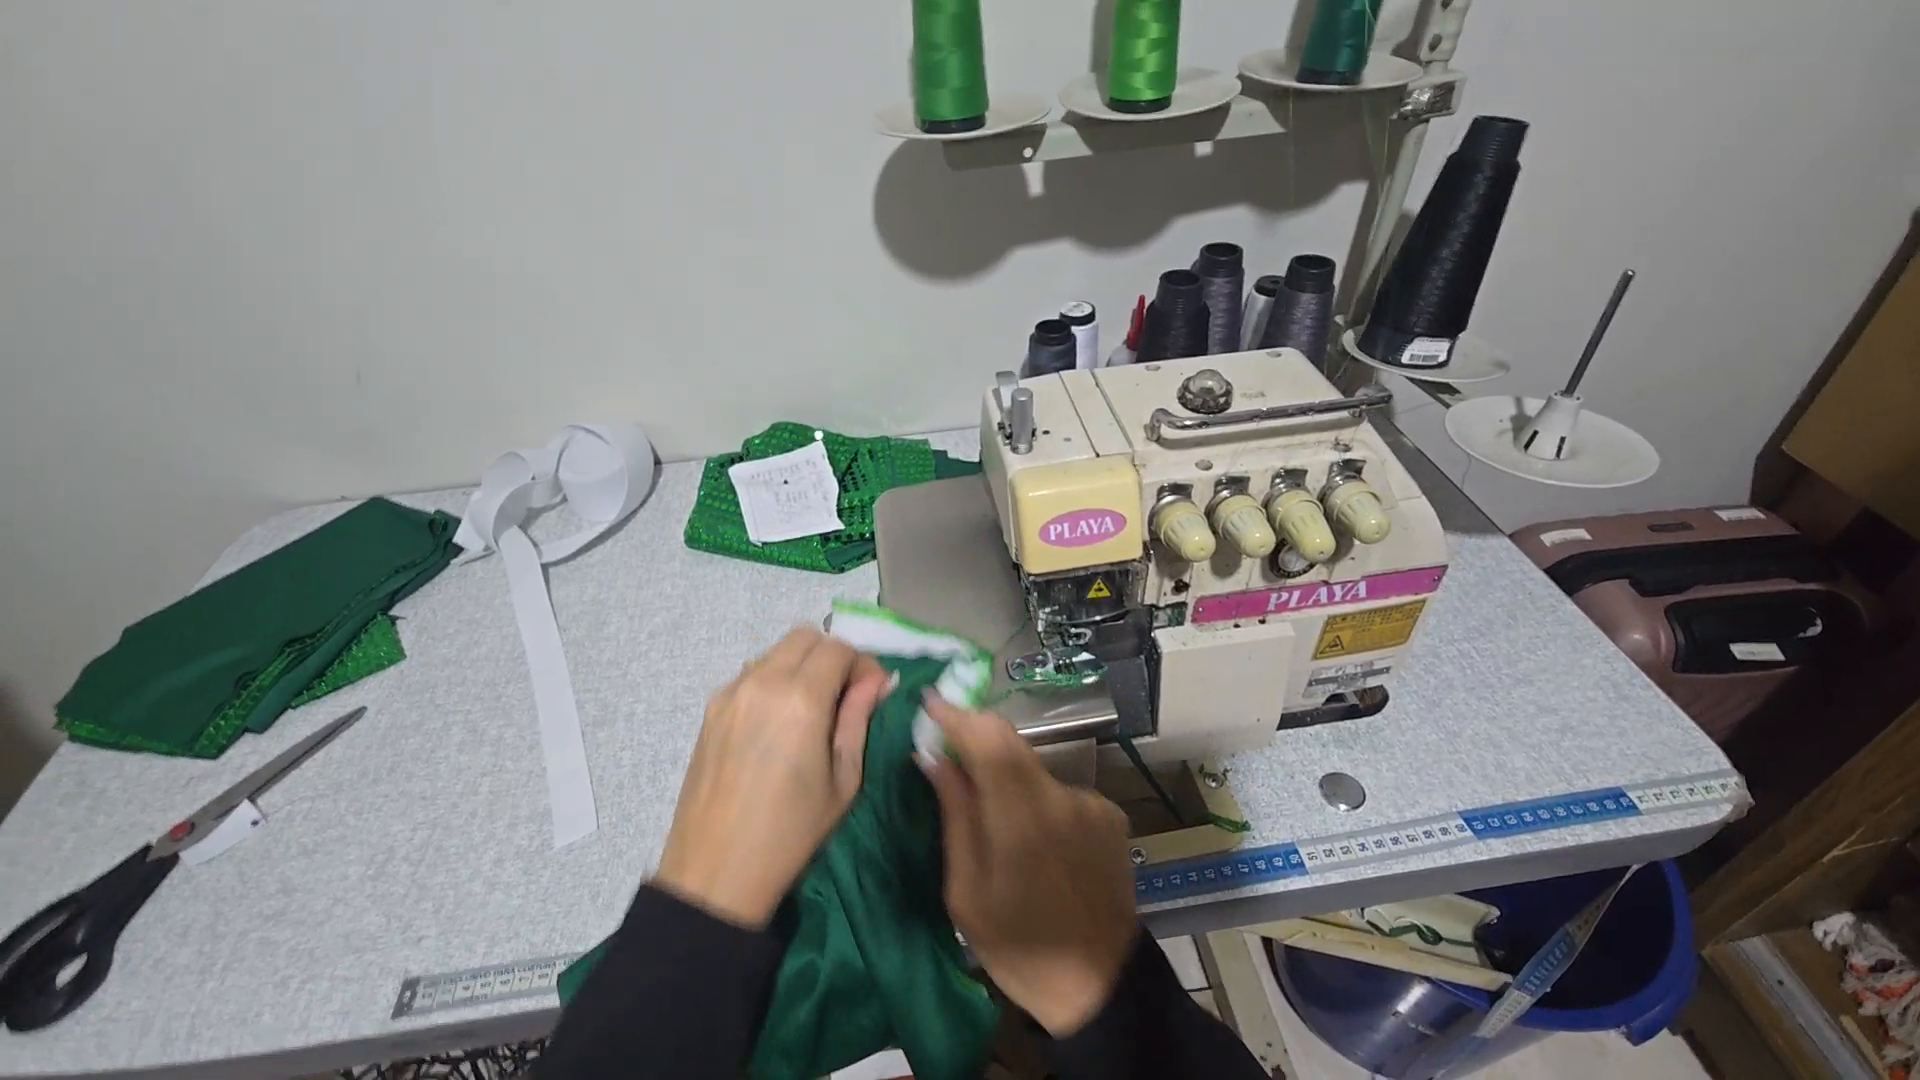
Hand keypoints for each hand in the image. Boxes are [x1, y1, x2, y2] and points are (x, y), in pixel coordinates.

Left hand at [655, 627, 890, 928]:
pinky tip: (780, 724)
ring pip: (776, 652)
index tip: (873, 692)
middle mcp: (761, 682)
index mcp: (800, 699)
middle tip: (845, 695)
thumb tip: (875, 682)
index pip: (839, 649)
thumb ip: (858, 719)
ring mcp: (730, 692)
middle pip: (805, 636)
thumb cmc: (792, 832)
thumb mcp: (843, 780)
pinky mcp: (710, 709)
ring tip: (812, 711)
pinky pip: (751, 674)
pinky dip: (774, 681)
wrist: (716, 871)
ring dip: (802, 666)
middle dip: (832, 656)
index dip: (863, 664)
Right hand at [921, 696, 1139, 1036]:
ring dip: (1009, 781)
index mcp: (1021, 818)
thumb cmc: (1019, 948)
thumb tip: (934, 759)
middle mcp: (1062, 797)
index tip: (930, 702)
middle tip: (948, 759)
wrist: (1100, 986)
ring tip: (997, 827)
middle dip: (977, 743)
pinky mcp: (1110, 815)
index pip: (989, 738)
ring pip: (1035, 770)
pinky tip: (1036, 845)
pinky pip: (1060, 792)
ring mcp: (1092, 804)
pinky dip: (1039, 803)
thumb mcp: (967, 892)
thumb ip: (956, 816)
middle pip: (1013, 745)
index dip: (958, 715)